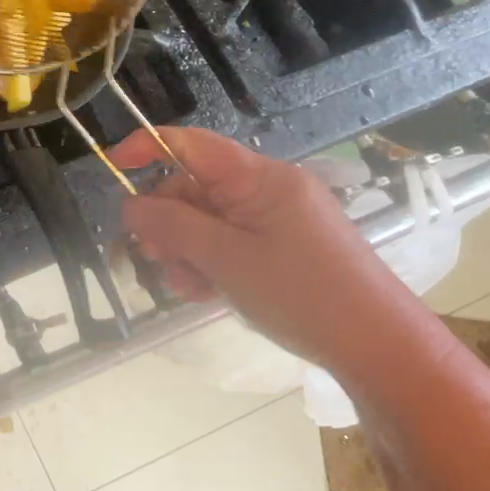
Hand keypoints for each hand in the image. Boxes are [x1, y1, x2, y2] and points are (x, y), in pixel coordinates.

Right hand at [111, 126, 424, 371]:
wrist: (377, 347)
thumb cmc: (301, 294)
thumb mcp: (225, 259)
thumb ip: (172, 226)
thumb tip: (130, 205)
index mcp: (259, 178)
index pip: (191, 143)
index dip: (147, 146)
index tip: (111, 167)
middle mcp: (267, 190)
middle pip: (192, 188)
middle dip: (166, 221)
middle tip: (156, 258)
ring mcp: (275, 220)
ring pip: (204, 221)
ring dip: (184, 250)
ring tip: (188, 287)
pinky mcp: (281, 248)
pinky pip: (227, 243)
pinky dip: (208, 264)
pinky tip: (206, 293)